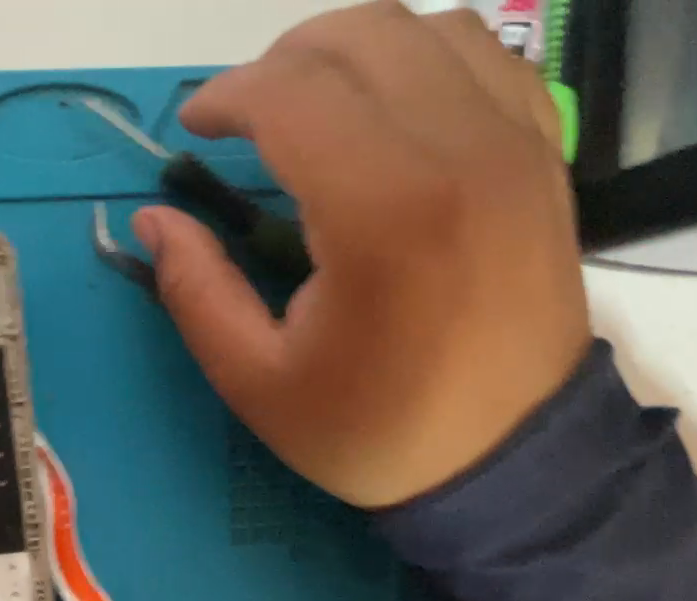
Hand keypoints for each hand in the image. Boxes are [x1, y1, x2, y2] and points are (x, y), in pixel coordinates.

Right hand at [134, 1, 588, 508]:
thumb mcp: (255, 381)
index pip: (293, 93)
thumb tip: (154, 220)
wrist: (504, 461)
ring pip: (430, 28)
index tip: (192, 127)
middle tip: (243, 113)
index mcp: (381, 211)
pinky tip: (388, 112)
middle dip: (282, 59)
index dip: (227, 95)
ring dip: (352, 50)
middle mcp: (459, 151)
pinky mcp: (542, 158)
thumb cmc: (369, 429)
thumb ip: (195, 291)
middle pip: (363, 35)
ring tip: (309, 105)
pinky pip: (488, 59)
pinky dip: (423, 61)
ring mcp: (515, 145)